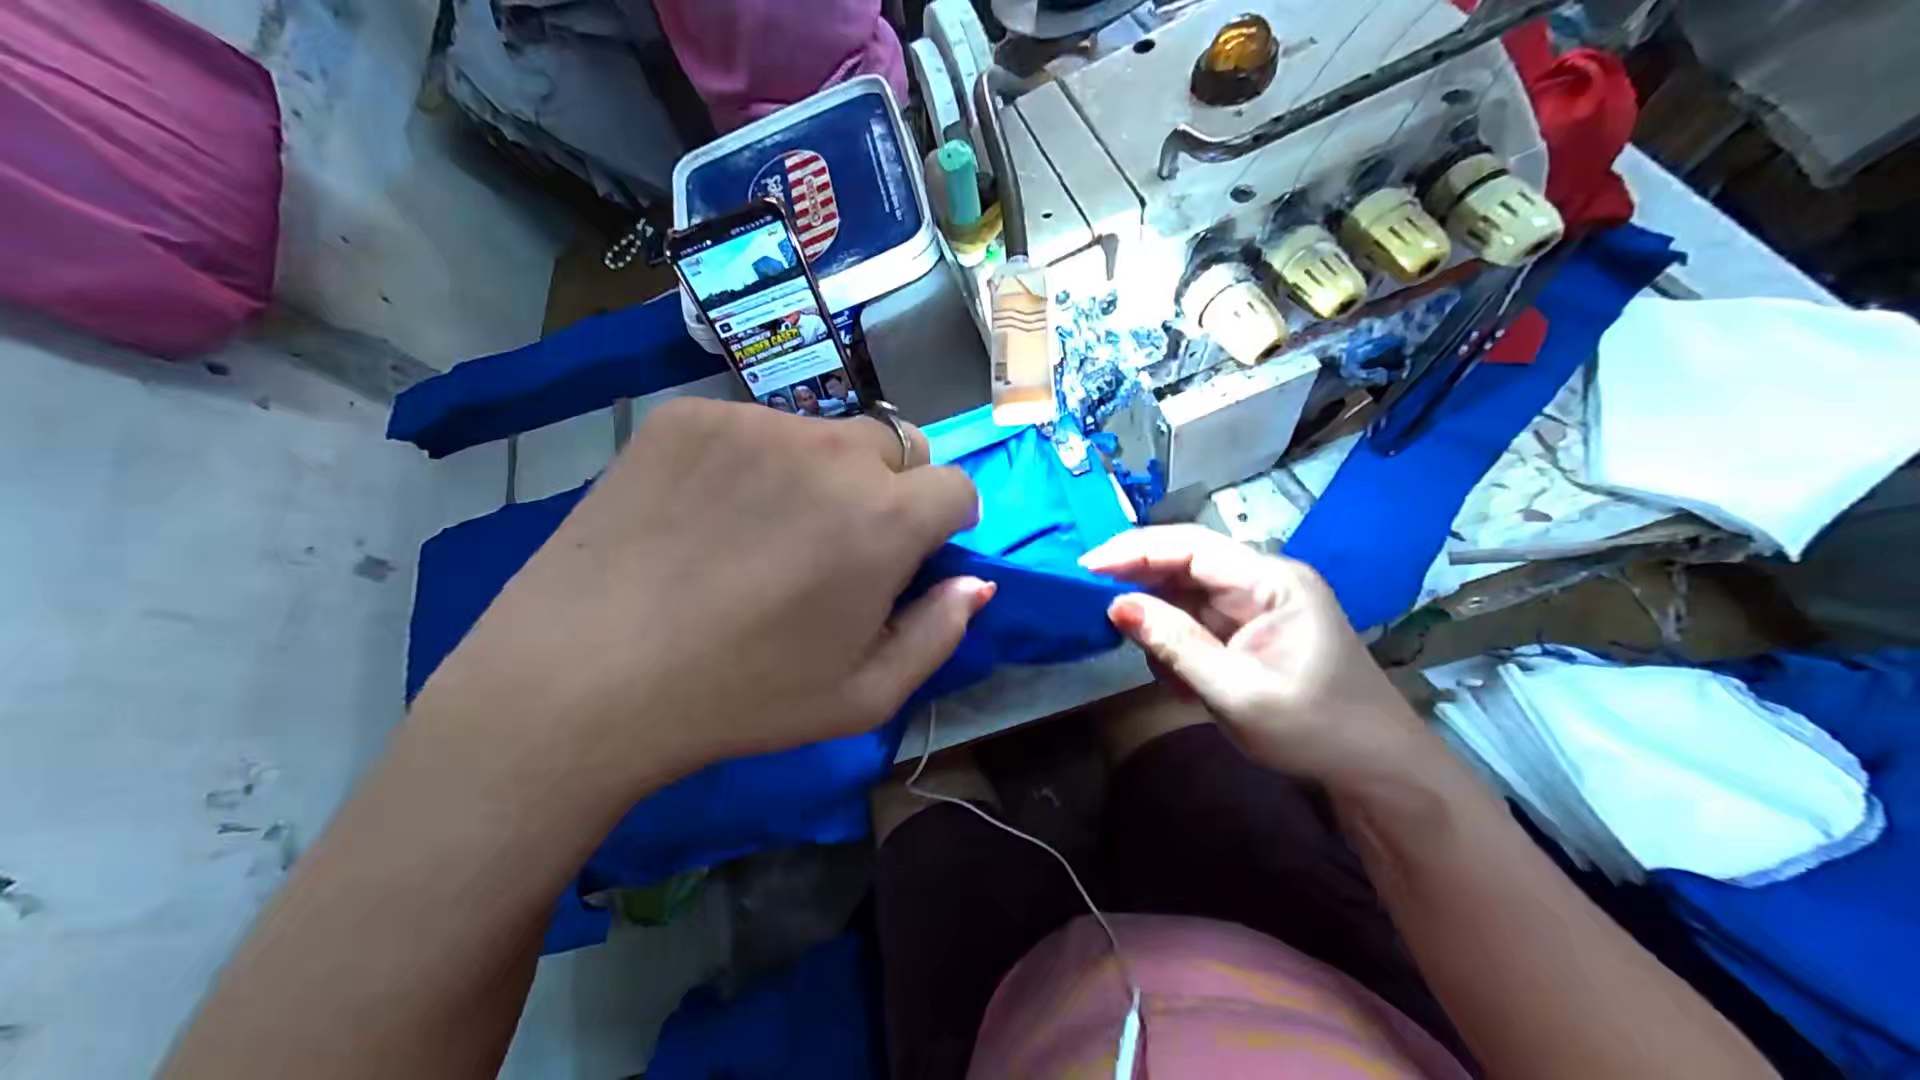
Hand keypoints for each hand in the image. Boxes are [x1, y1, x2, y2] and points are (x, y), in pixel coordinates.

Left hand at [415, 400, 990, 792]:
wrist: (584, 679)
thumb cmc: (741, 698)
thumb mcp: (863, 696)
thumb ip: (939, 633)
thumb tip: (976, 581)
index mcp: (883, 519)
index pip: (956, 485)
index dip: (942, 524)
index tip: (909, 556)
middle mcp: (830, 450)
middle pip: (896, 446)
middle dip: (888, 489)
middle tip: (834, 543)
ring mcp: (753, 423)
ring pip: (822, 434)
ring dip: (819, 473)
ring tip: (761, 532)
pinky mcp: (687, 416)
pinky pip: (750, 427)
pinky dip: (751, 461)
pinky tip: (705, 513)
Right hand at [1081, 525, 1432, 790]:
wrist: (1376, 770)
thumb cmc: (1315, 730)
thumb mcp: (1236, 692)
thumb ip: (1174, 645)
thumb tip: (1116, 605)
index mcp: (1272, 582)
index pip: (1191, 547)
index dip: (1135, 551)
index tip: (1087, 567)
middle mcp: (1264, 580)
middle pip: (1186, 560)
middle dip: (1140, 579)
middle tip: (1092, 599)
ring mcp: (1258, 604)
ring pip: (1187, 591)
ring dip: (1160, 620)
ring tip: (1161, 669)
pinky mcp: (1250, 628)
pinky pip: (1198, 618)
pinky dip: (1177, 641)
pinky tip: (1182, 681)